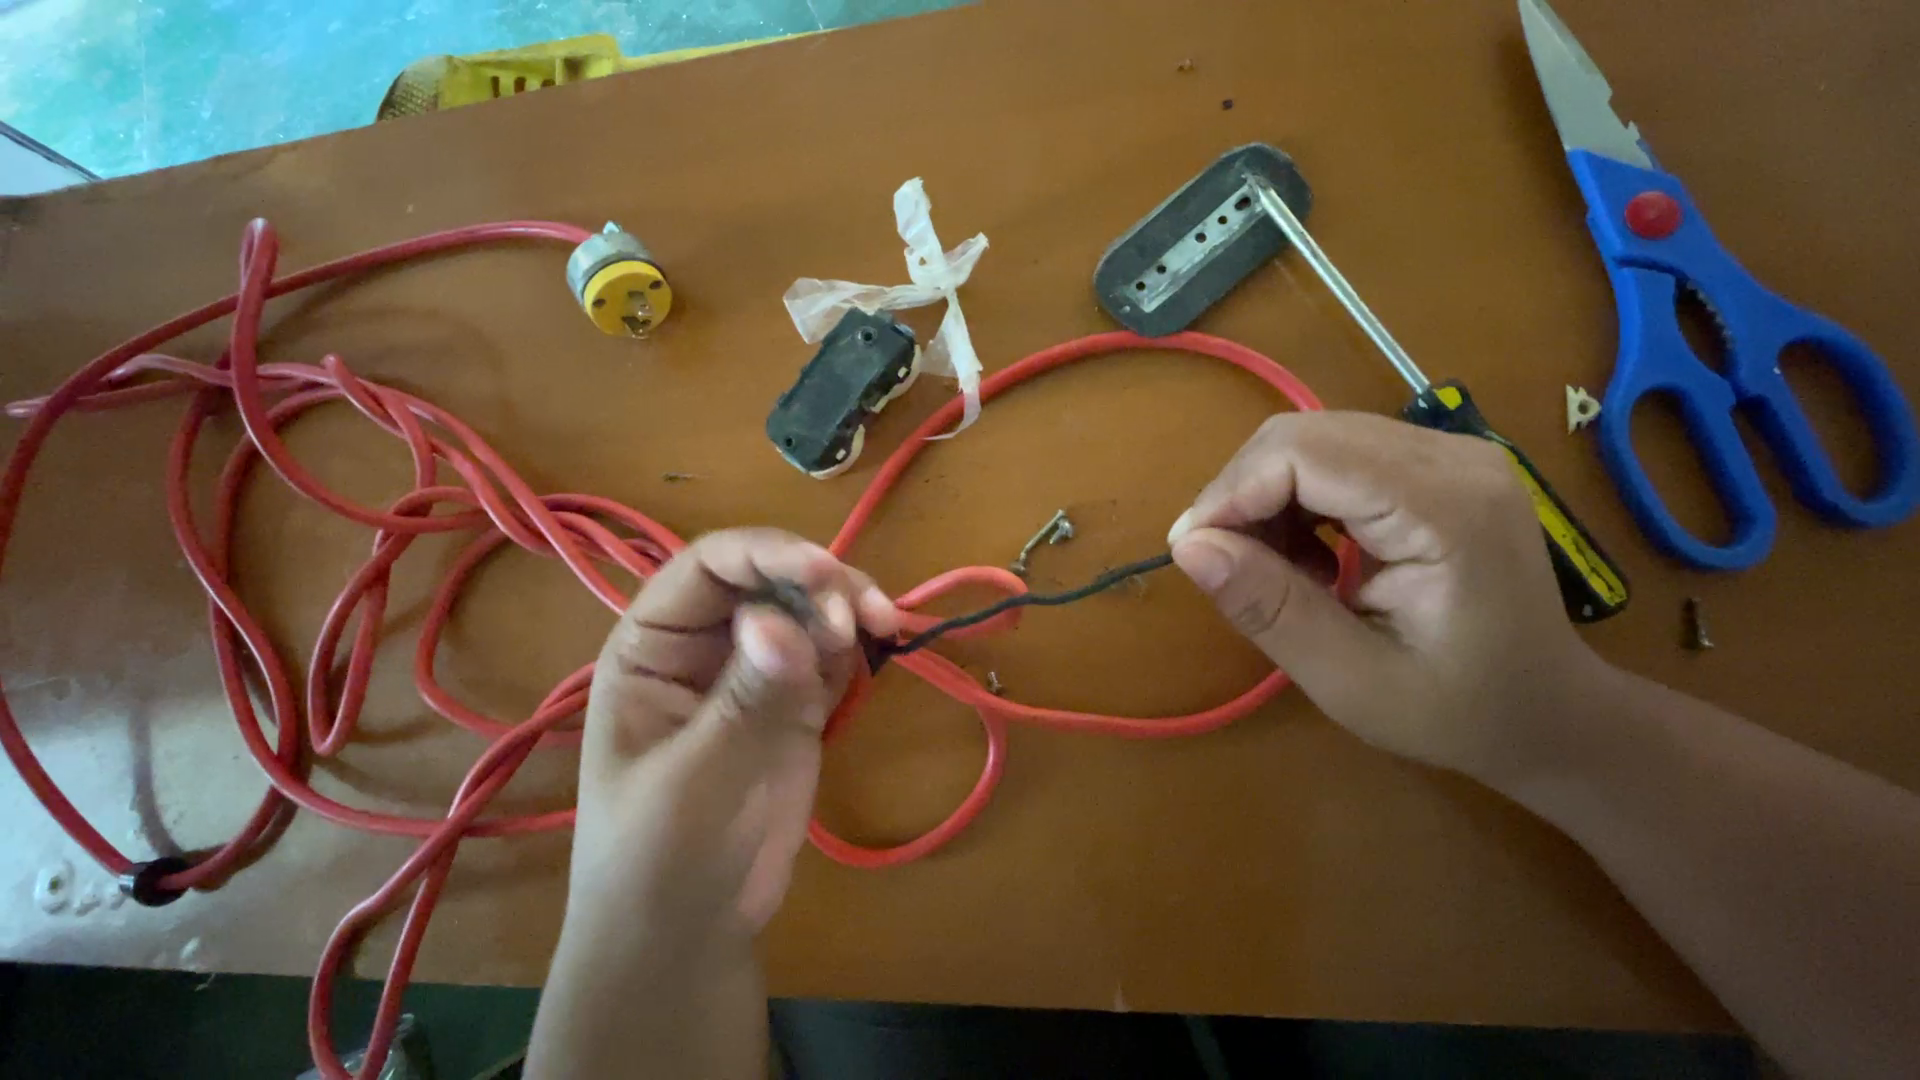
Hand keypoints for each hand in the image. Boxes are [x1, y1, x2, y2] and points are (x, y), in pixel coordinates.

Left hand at [568, 528, 894, 946]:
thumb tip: (781, 621)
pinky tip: (881, 644)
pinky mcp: (797, 701)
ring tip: (881, 628)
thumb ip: (743, 698)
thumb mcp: (696, 777)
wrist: (688, 932)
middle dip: (820, 581)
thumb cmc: (660, 855)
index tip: (825, 572)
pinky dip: (859, 640)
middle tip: (865, 616)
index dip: (766, 554)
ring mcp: (755, 670)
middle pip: (769, 577)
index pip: (708, 567)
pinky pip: (832, 650)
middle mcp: (704, 643)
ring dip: (848, 605)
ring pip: (808, 606)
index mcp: (653, 645)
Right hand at [1167, 412, 1607, 783]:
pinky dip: (1298, 497)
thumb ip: (1270, 608)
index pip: (1305, 454)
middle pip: (1303, 434)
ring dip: (1267, 496)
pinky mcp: (1438, 465)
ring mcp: (1452, 453)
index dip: (1232, 493)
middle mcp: (1454, 457)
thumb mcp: (1349, 679)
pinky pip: (1338, 454)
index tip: (1191, 552)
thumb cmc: (1456, 711)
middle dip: (1243, 493)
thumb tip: (1187, 545)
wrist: (1550, 712)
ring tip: (1273, 568)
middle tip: (1225, 564)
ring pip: (1313, 438)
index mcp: (1446, 509)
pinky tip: (1310, 553)